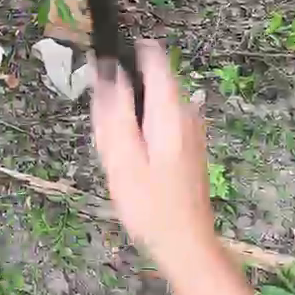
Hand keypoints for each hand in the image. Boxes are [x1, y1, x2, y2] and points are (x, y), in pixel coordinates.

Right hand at [91, 40, 218, 274]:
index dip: (127, 52)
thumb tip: (108, 72)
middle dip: (122, 94)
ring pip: (152, 104)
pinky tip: (130, 161)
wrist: (184, 243)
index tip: (102, 61)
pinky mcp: (189, 146)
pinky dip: (140, 131)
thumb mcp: (121, 157)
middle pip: (150, 82)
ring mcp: (192, 130)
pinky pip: (159, 122)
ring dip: (129, 116)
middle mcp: (186, 112)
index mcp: (169, 110)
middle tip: (104, 131)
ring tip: (115, 151)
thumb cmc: (148, 203)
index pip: (154, 58)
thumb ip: (114, 111)